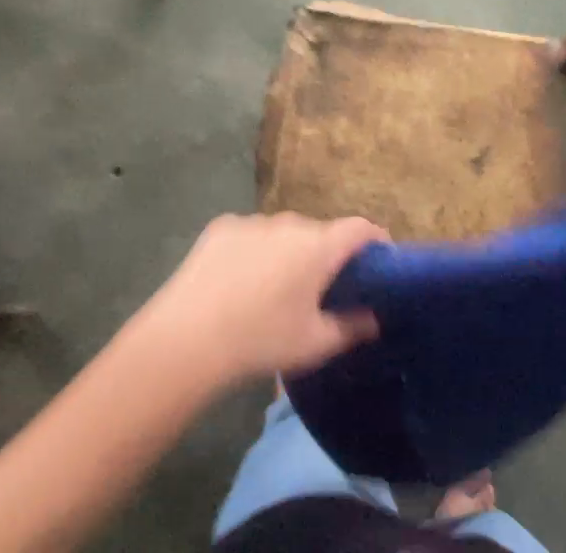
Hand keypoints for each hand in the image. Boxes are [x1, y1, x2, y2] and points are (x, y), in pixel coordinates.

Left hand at [138, 212, 386, 384]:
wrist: (186, 340)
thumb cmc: (261, 340)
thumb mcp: (315, 343)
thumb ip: (352, 327)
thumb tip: (374, 317)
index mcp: (319, 246)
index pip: (362, 228)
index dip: (376, 241)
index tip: (378, 262)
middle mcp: (290, 223)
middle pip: (321, 233)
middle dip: (327, 255)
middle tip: (321, 290)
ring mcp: (252, 222)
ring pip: (284, 234)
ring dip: (289, 252)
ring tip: (275, 289)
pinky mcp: (221, 228)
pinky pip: (251, 235)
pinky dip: (256, 251)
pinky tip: (240, 282)